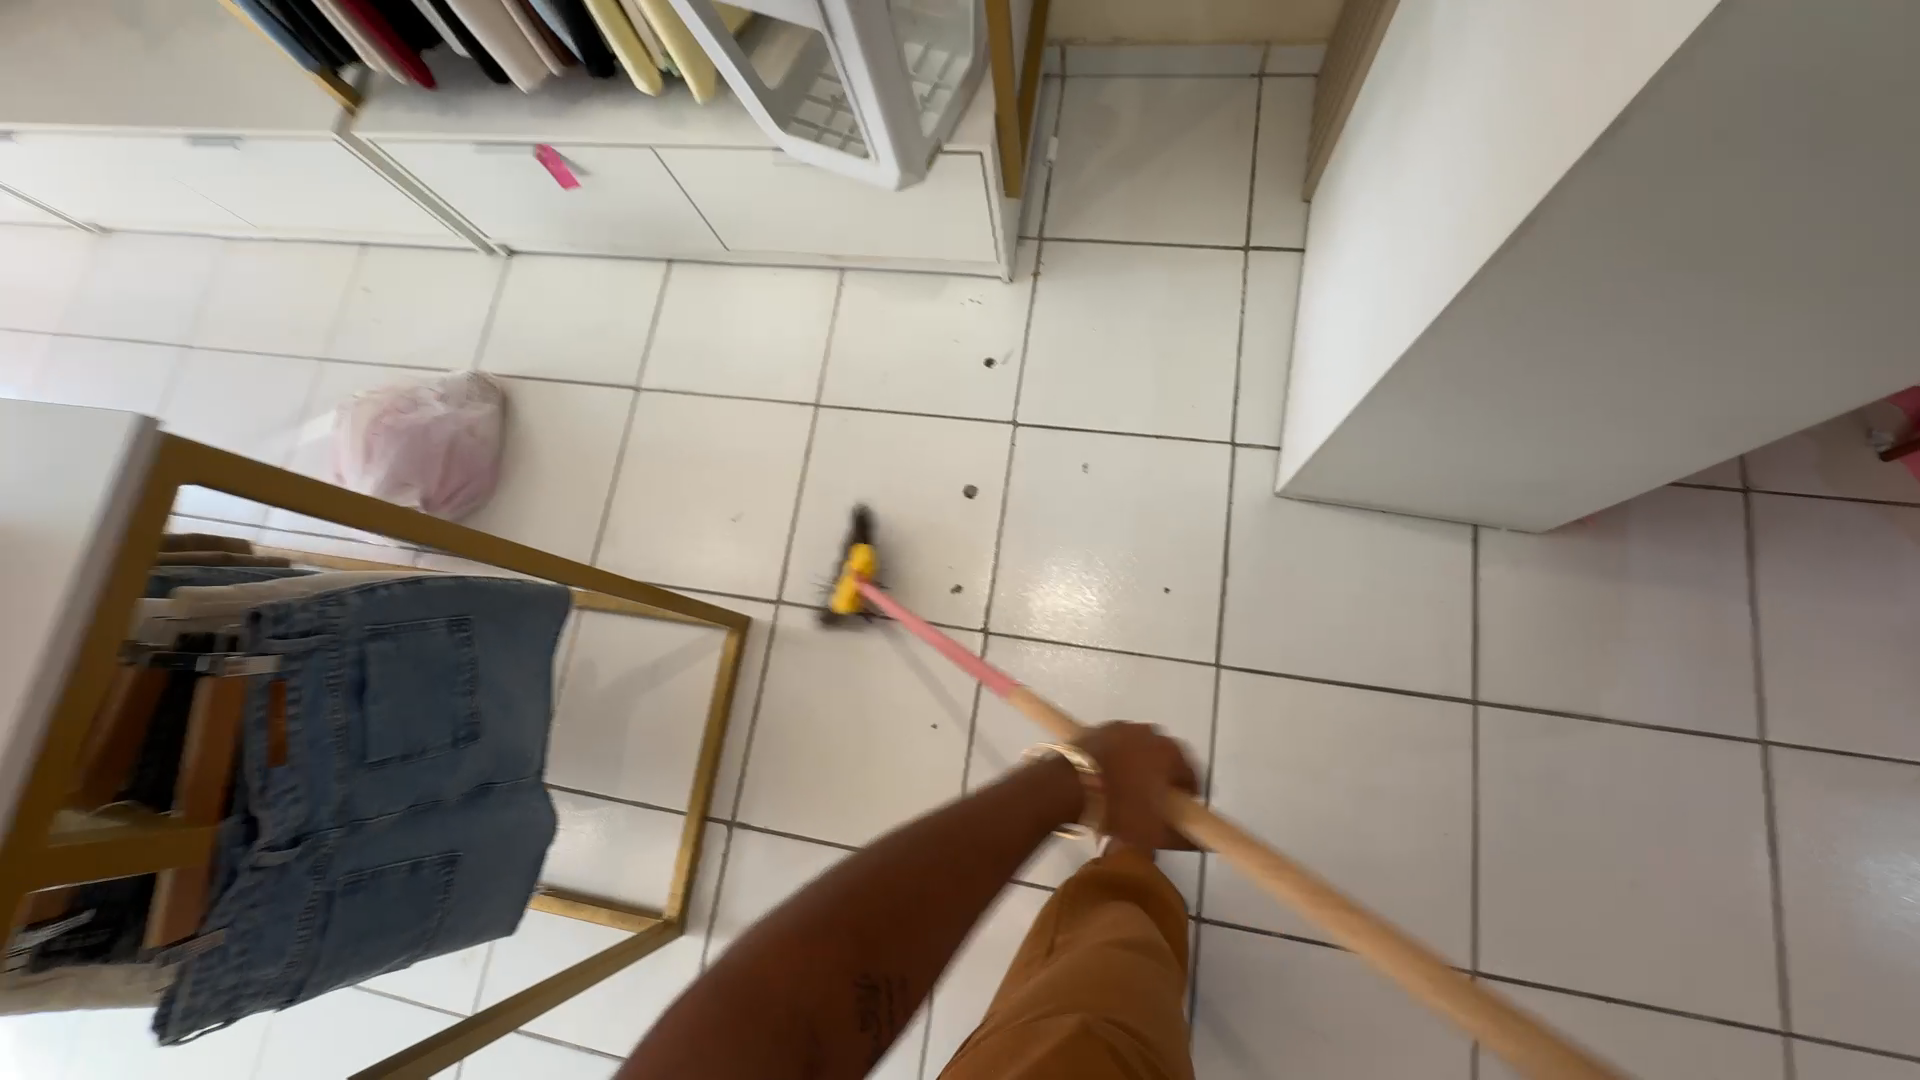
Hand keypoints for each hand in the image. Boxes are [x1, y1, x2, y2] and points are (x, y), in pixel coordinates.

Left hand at [1074, 722, 1199, 850]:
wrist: (1066, 784)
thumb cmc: (1118, 807)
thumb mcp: (1154, 833)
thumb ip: (1183, 839)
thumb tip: (1198, 843)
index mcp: (1171, 753)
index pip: (1191, 776)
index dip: (1187, 797)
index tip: (1178, 813)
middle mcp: (1150, 733)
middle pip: (1165, 759)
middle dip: (1162, 779)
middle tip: (1152, 804)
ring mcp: (1122, 727)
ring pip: (1138, 750)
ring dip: (1138, 768)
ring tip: (1126, 793)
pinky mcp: (1097, 728)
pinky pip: (1115, 746)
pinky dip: (1115, 760)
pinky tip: (1106, 779)